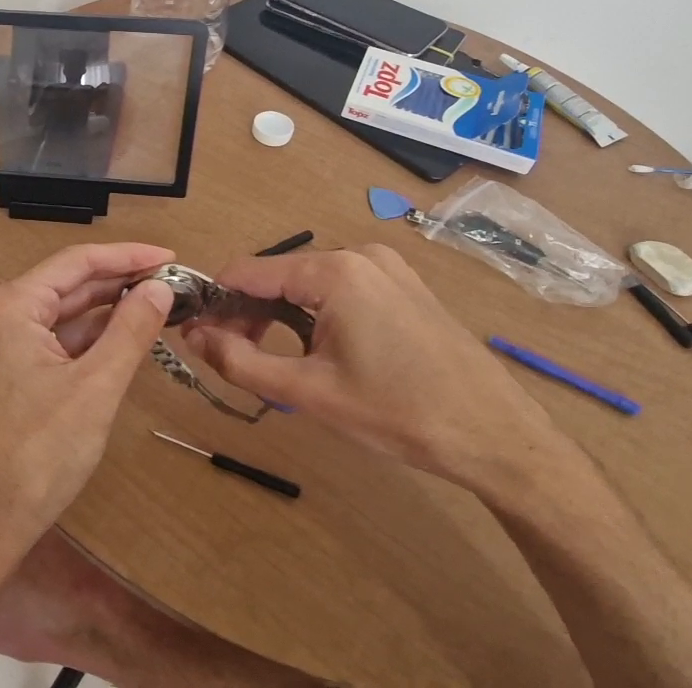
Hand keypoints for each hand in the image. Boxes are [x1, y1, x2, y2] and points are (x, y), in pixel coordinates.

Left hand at [0, 243, 175, 572]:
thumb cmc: (38, 456)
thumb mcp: (95, 388)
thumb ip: (131, 331)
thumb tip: (159, 288)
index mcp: (7, 307)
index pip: (75, 263)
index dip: (127, 256)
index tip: (172, 257)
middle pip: (64, 285)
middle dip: (117, 283)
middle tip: (171, 283)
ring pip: (55, 313)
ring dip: (101, 310)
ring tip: (154, 305)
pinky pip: (43, 339)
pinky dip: (79, 337)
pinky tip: (117, 337)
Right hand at [183, 246, 565, 486]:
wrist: (498, 437)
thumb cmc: (398, 413)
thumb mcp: (308, 393)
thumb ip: (240, 362)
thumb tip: (193, 338)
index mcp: (334, 271)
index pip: (246, 272)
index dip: (213, 302)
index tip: (194, 336)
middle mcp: (359, 255)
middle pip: (276, 276)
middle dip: (246, 314)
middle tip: (232, 359)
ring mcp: (387, 268)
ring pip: (306, 285)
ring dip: (278, 318)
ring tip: (273, 364)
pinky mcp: (403, 286)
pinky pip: (339, 291)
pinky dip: (313, 316)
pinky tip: (316, 354)